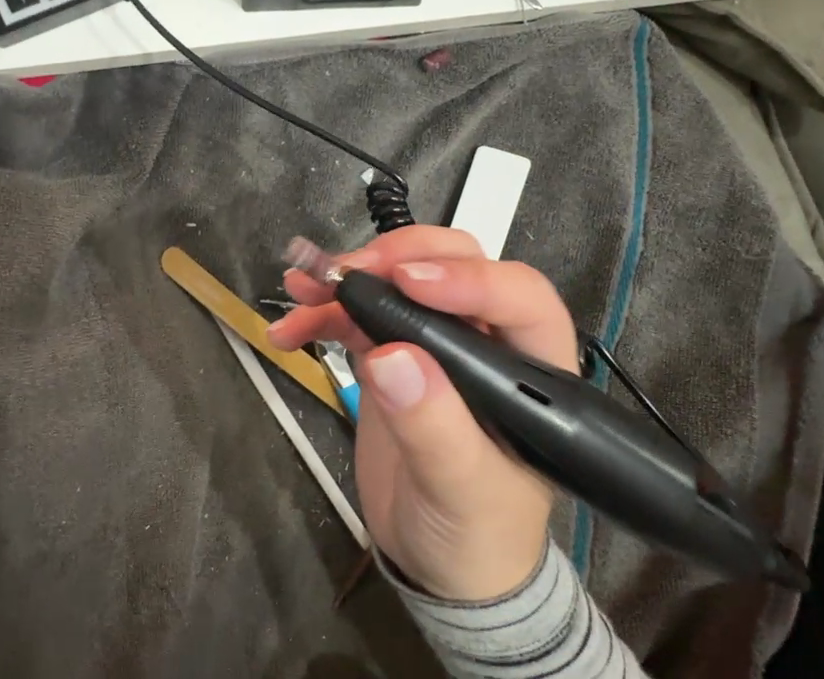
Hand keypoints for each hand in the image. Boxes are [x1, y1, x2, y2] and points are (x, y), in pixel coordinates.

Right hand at [268, 226, 580, 601]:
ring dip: (347, 281)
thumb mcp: (461, 491)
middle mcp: (488, 342)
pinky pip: (359, 315)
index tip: (405, 282)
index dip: (467, 278)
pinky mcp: (393, 355)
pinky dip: (322, 313)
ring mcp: (437, 345)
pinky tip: (291, 327)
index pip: (517, 296)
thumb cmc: (476, 534)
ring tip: (302, 291)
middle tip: (348, 275)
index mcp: (532, 369)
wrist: (438, 564)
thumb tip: (390, 357)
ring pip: (400, 280)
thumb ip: (434, 428)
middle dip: (397, 260)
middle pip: (455, 265)